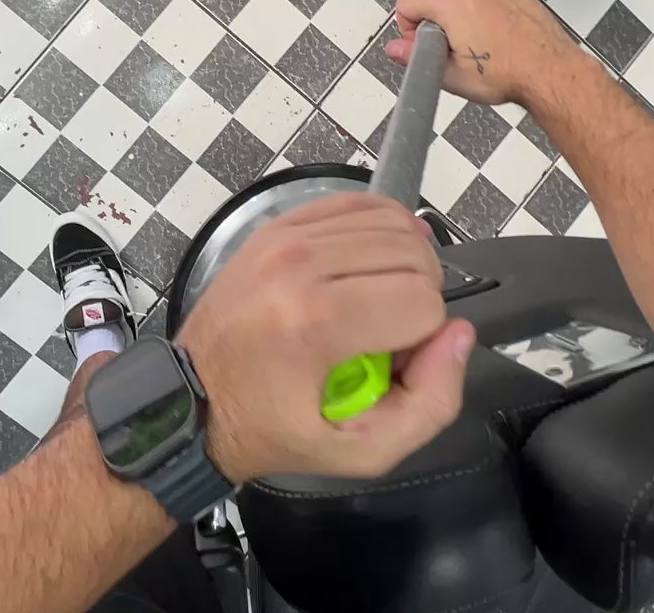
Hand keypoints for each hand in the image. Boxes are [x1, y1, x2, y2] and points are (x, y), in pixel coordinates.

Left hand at [176, 192, 475, 482]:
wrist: (194, 395)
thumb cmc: (274, 426)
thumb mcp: (359, 450)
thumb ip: (430, 403)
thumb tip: (459, 333)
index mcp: (314, 323)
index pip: (423, 304)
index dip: (428, 339)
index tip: (399, 362)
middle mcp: (299, 265)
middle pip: (412, 254)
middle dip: (423, 295)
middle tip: (396, 330)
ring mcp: (285, 236)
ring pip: (391, 221)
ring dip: (407, 259)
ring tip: (385, 295)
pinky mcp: (278, 224)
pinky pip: (355, 202)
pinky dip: (381, 225)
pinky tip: (375, 257)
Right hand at [385, 0, 570, 105]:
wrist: (552, 73)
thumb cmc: (504, 76)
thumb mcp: (451, 76)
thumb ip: (414, 58)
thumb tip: (392, 49)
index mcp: (451, 4)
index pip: (407, 3)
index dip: (406, 29)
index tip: (421, 48)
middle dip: (426, 19)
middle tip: (441, 49)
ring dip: (453, 16)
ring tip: (470, 47)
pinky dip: (479, 14)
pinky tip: (493, 41)